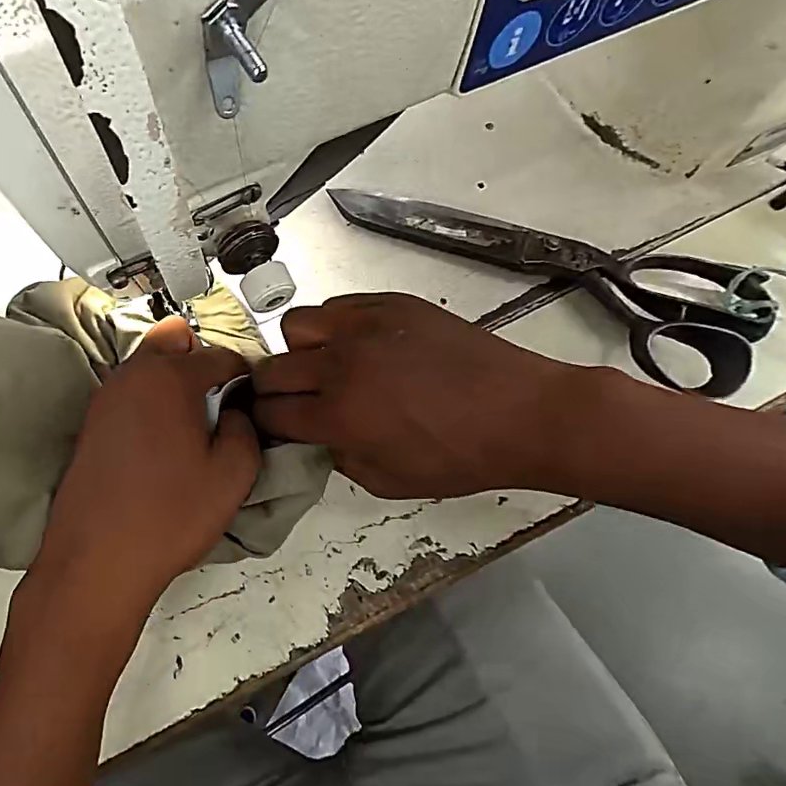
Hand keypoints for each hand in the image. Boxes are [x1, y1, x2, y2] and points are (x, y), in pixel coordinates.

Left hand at [31, 317, 260, 612]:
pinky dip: (150, 400)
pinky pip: (130, 392)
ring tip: (193, 424)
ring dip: (173, 379)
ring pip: (148, 364)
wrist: (97, 561)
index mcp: (169, 379)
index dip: (244, 374)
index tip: (250, 396)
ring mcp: (105, 398)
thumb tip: (237, 414)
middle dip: (201, 358)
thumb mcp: (234, 474)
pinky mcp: (91, 424)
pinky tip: (163, 441)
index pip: (220, 354)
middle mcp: (131, 377)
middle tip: (219, 398)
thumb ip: (246, 429)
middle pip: (173, 339)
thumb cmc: (167, 518)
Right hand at [252, 293, 594, 498]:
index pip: (271, 414)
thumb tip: (318, 438)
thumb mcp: (388, 482)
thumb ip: (338, 459)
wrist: (519, 413)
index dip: (265, 424)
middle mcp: (343, 365)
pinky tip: (361, 346)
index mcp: (340, 416)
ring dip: (300, 351)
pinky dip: (336, 326)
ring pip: (297, 325)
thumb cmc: (460, 457)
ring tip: (328, 366)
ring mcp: (367, 327)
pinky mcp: (392, 304)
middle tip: (295, 401)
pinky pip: (339, 305)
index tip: (272, 426)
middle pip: (272, 369)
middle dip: (272, 391)